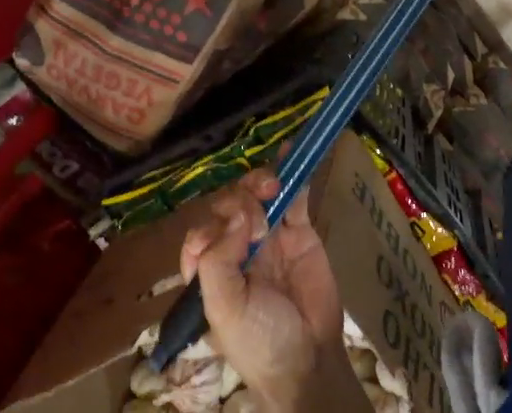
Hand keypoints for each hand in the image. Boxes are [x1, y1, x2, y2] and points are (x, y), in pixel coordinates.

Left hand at [180, 169, 351, 407]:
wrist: (310, 356)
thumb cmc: (259, 340)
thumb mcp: (224, 308)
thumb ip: (218, 260)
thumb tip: (238, 216)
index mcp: (210, 271)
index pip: (202, 233)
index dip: (214, 224)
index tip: (236, 230)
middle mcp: (237, 250)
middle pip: (230, 207)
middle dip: (239, 200)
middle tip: (257, 214)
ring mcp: (270, 238)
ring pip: (259, 197)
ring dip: (261, 183)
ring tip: (273, 186)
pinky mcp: (300, 231)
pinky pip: (294, 197)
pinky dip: (293, 175)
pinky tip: (291, 156)